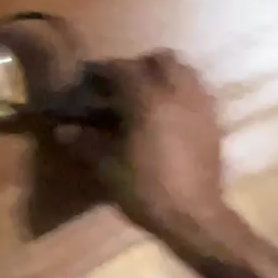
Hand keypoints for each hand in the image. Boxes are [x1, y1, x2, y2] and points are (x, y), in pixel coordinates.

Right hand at [59, 50, 239, 246]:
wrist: (193, 217)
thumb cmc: (146, 191)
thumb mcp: (109, 169)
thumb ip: (87, 144)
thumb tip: (63, 130)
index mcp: (150, 101)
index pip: (124, 69)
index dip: (104, 70)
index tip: (89, 77)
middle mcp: (179, 94)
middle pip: (162, 60)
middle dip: (140, 66)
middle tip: (122, 86)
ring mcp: (201, 107)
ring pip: (186, 72)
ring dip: (165, 76)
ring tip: (147, 98)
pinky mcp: (214, 124)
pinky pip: (198, 93)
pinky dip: (181, 94)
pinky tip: (168, 117)